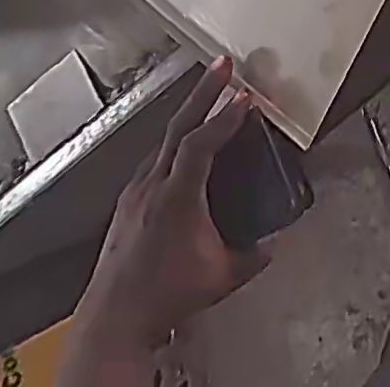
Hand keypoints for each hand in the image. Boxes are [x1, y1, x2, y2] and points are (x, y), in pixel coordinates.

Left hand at [73, 56, 272, 352]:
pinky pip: (155, 157)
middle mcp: (152, 188)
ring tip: (211, 92)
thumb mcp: (224, 275)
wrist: (112, 324)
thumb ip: (256, 253)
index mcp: (177, 200)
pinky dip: (176, 139)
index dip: (225, 119)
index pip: (201, 145)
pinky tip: (186, 141)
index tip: (246, 98)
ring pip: (165, 139)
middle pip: (179, 127)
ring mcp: (136, 192)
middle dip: (205, 91)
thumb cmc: (165, 298)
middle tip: (224, 64)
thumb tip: (276, 239)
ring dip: (191, 111)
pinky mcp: (128, 202)